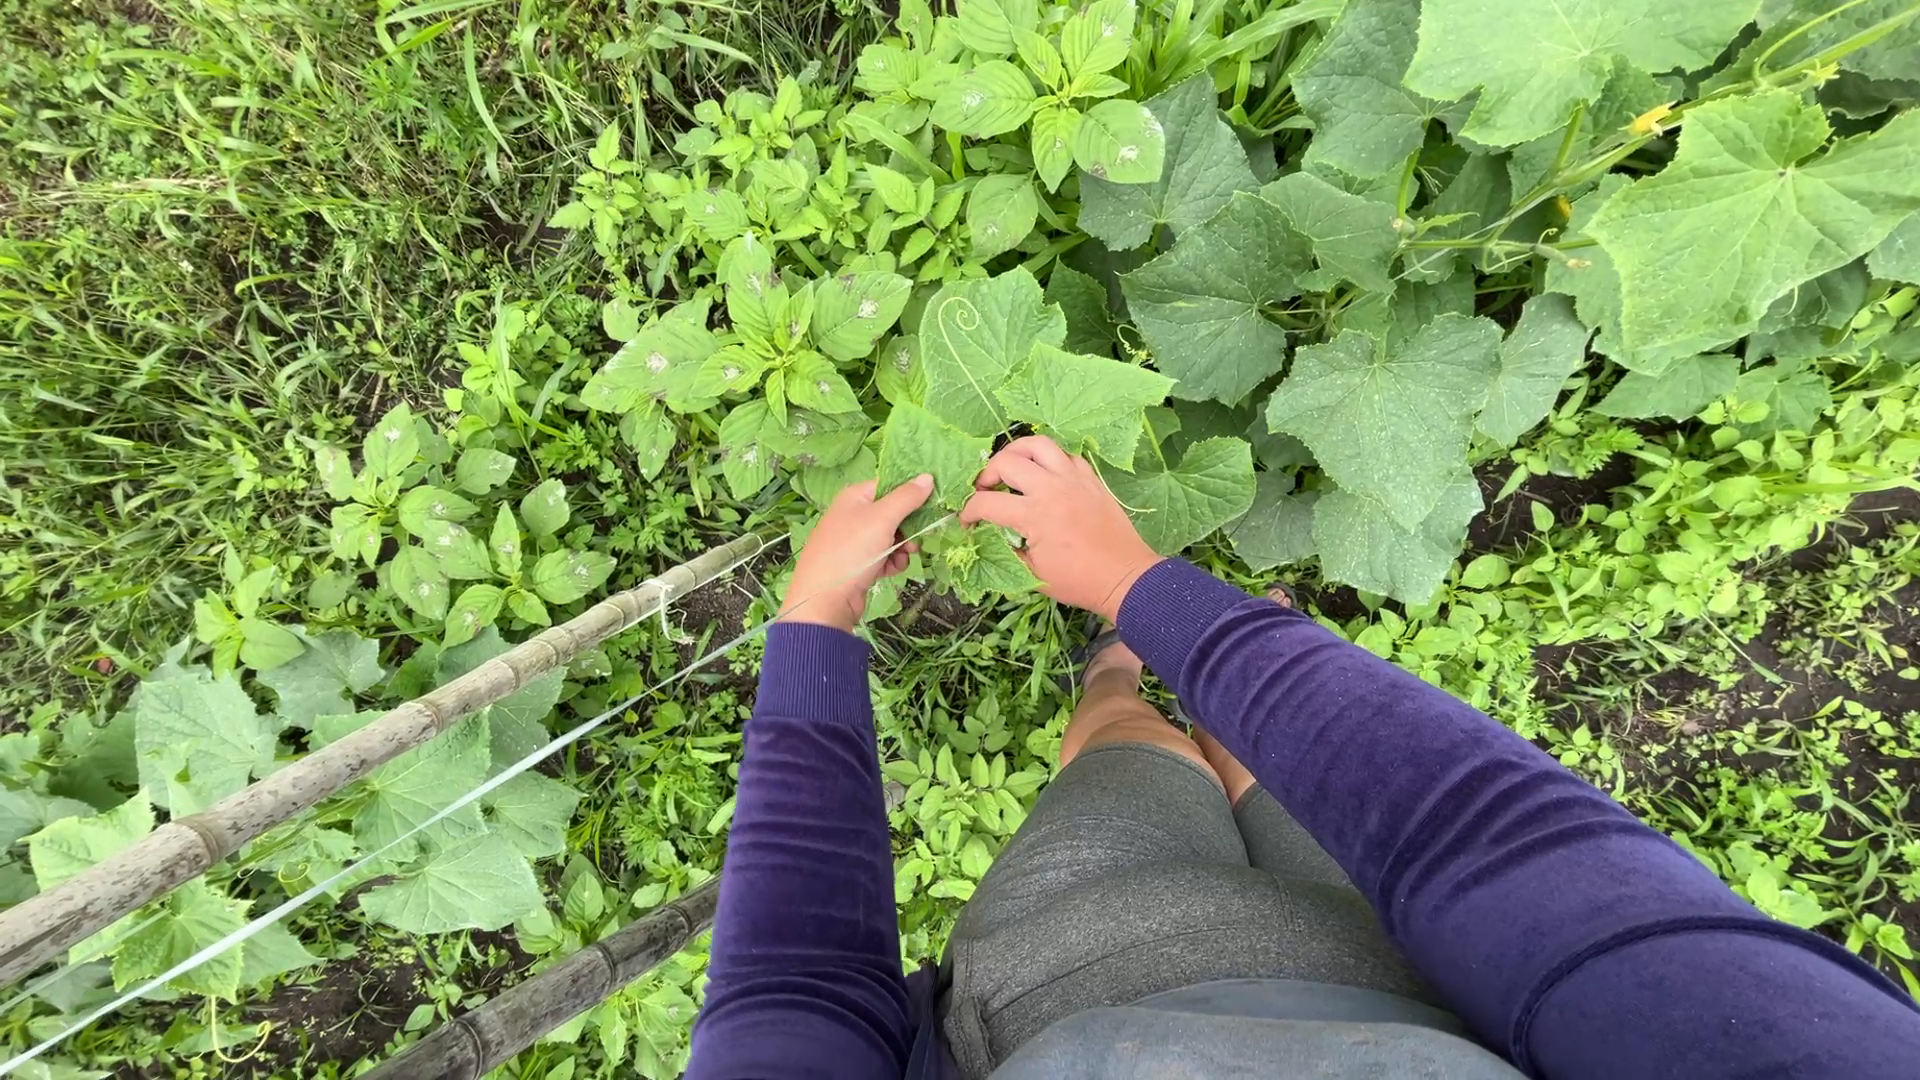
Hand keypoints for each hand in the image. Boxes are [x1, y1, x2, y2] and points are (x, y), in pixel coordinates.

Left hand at [779, 475, 933, 631]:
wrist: (826, 599)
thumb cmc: (852, 550)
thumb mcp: (882, 519)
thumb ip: (907, 497)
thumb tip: (928, 477)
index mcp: (855, 497)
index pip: (890, 485)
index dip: (911, 493)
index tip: (933, 502)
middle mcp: (854, 514)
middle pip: (893, 512)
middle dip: (909, 527)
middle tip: (920, 537)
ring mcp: (855, 540)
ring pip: (891, 536)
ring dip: (903, 547)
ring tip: (903, 557)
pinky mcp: (859, 562)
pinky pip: (884, 555)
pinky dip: (891, 562)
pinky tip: (891, 570)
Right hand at [960, 436, 1160, 621]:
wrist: (1124, 577)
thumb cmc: (1078, 581)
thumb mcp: (1032, 575)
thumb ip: (1006, 551)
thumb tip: (988, 537)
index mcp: (1034, 515)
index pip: (987, 503)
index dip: (968, 512)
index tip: (966, 522)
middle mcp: (1052, 489)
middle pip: (1006, 462)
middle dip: (986, 475)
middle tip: (984, 490)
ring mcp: (1074, 479)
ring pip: (1037, 445)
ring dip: (1016, 452)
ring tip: (1009, 467)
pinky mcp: (1090, 479)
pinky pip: (1065, 455)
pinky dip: (1048, 459)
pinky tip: (1044, 474)